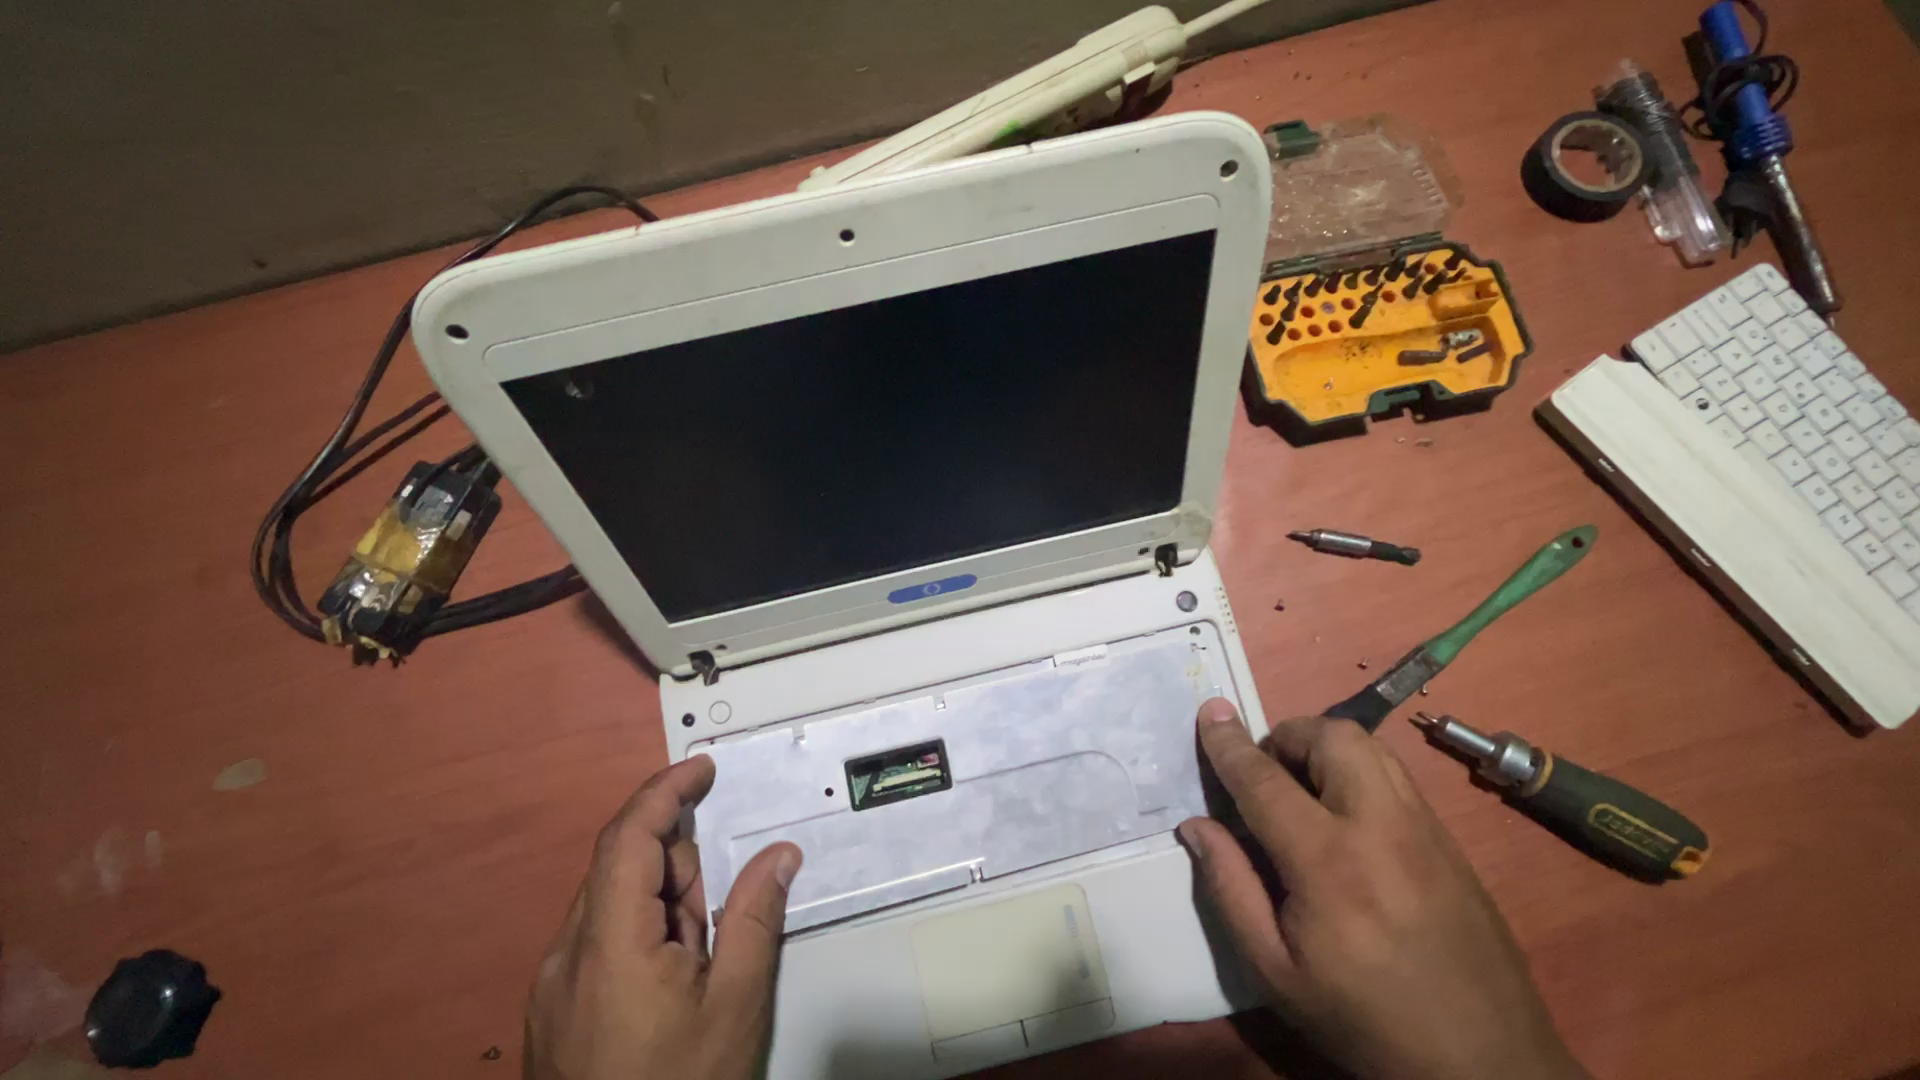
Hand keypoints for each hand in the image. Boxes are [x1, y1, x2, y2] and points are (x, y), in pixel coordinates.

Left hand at [525, 756, 802, 1079]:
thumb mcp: (735, 1004)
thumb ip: (756, 917)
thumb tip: (780, 853)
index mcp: (608, 943)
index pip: (628, 838)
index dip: (665, 791)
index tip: (704, 768)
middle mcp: (567, 953)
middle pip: (622, 870)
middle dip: (678, 871)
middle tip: (718, 920)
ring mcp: (553, 984)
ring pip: (612, 906)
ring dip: (662, 909)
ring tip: (697, 967)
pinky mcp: (552, 1010)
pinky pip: (598, 942)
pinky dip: (640, 937)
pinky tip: (670, 985)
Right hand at [1179, 699, 1589, 1079]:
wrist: (1485, 1062)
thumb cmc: (1363, 1019)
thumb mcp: (1275, 970)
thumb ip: (1230, 888)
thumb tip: (1196, 825)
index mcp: (1328, 863)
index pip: (1265, 781)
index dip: (1230, 744)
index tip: (1208, 712)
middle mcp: (1381, 828)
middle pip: (1332, 737)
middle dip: (1288, 736)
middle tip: (1265, 774)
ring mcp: (1425, 830)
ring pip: (1371, 747)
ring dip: (1325, 748)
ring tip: (1303, 790)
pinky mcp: (1451, 842)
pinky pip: (1396, 777)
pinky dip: (1358, 771)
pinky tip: (1346, 818)